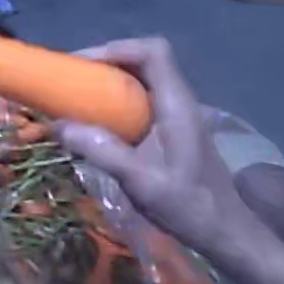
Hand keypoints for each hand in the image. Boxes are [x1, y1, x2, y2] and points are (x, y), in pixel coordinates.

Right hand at [56, 38, 274, 266]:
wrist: (226, 235)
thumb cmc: (189, 207)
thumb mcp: (142, 182)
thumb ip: (102, 151)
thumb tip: (58, 125)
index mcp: (176, 104)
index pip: (153, 51)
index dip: (116, 48)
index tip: (83, 66)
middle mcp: (177, 101)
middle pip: (141, 59)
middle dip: (103, 62)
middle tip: (69, 80)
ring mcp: (174, 114)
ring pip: (138, 77)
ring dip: (106, 80)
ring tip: (74, 96)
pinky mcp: (167, 128)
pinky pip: (137, 98)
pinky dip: (112, 99)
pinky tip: (94, 121)